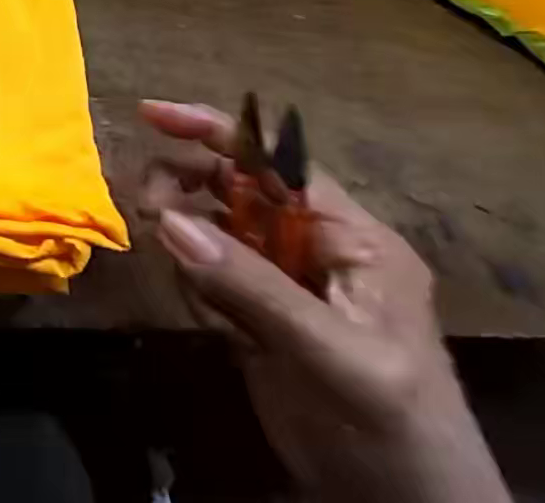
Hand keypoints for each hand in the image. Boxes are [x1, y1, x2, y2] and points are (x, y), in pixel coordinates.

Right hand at [140, 99, 509, 502]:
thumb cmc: (399, 430)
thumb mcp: (336, 355)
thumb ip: (255, 286)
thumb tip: (169, 220)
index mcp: (349, 236)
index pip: (275, 162)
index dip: (216, 130)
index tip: (153, 115)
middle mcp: (312, 246)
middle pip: (235, 187)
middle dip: (186, 183)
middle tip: (146, 203)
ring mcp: (282, 282)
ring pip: (214, 229)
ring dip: (185, 235)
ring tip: (173, 260)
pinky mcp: (257, 316)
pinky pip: (208, 276)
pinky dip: (194, 284)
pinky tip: (212, 320)